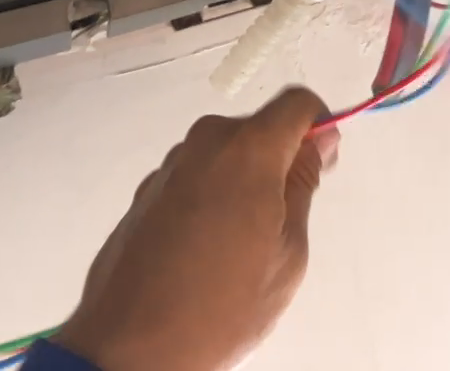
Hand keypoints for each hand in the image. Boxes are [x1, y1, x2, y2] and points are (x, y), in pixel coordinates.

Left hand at [55, 88, 338, 370]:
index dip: (318, 127)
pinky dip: (212, 196)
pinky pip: (198, 175)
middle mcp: (207, 142)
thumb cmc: (220, 306)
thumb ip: (303, 185)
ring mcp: (172, 163)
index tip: (321, 164)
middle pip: (260, 129)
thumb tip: (318, 142)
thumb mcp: (287, 252)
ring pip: (227, 154)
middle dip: (279, 161)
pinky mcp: (148, 188)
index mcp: (248, 148)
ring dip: (243, 181)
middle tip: (282, 220)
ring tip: (240, 244)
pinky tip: (206, 249)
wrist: (129, 347)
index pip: (297, 102)